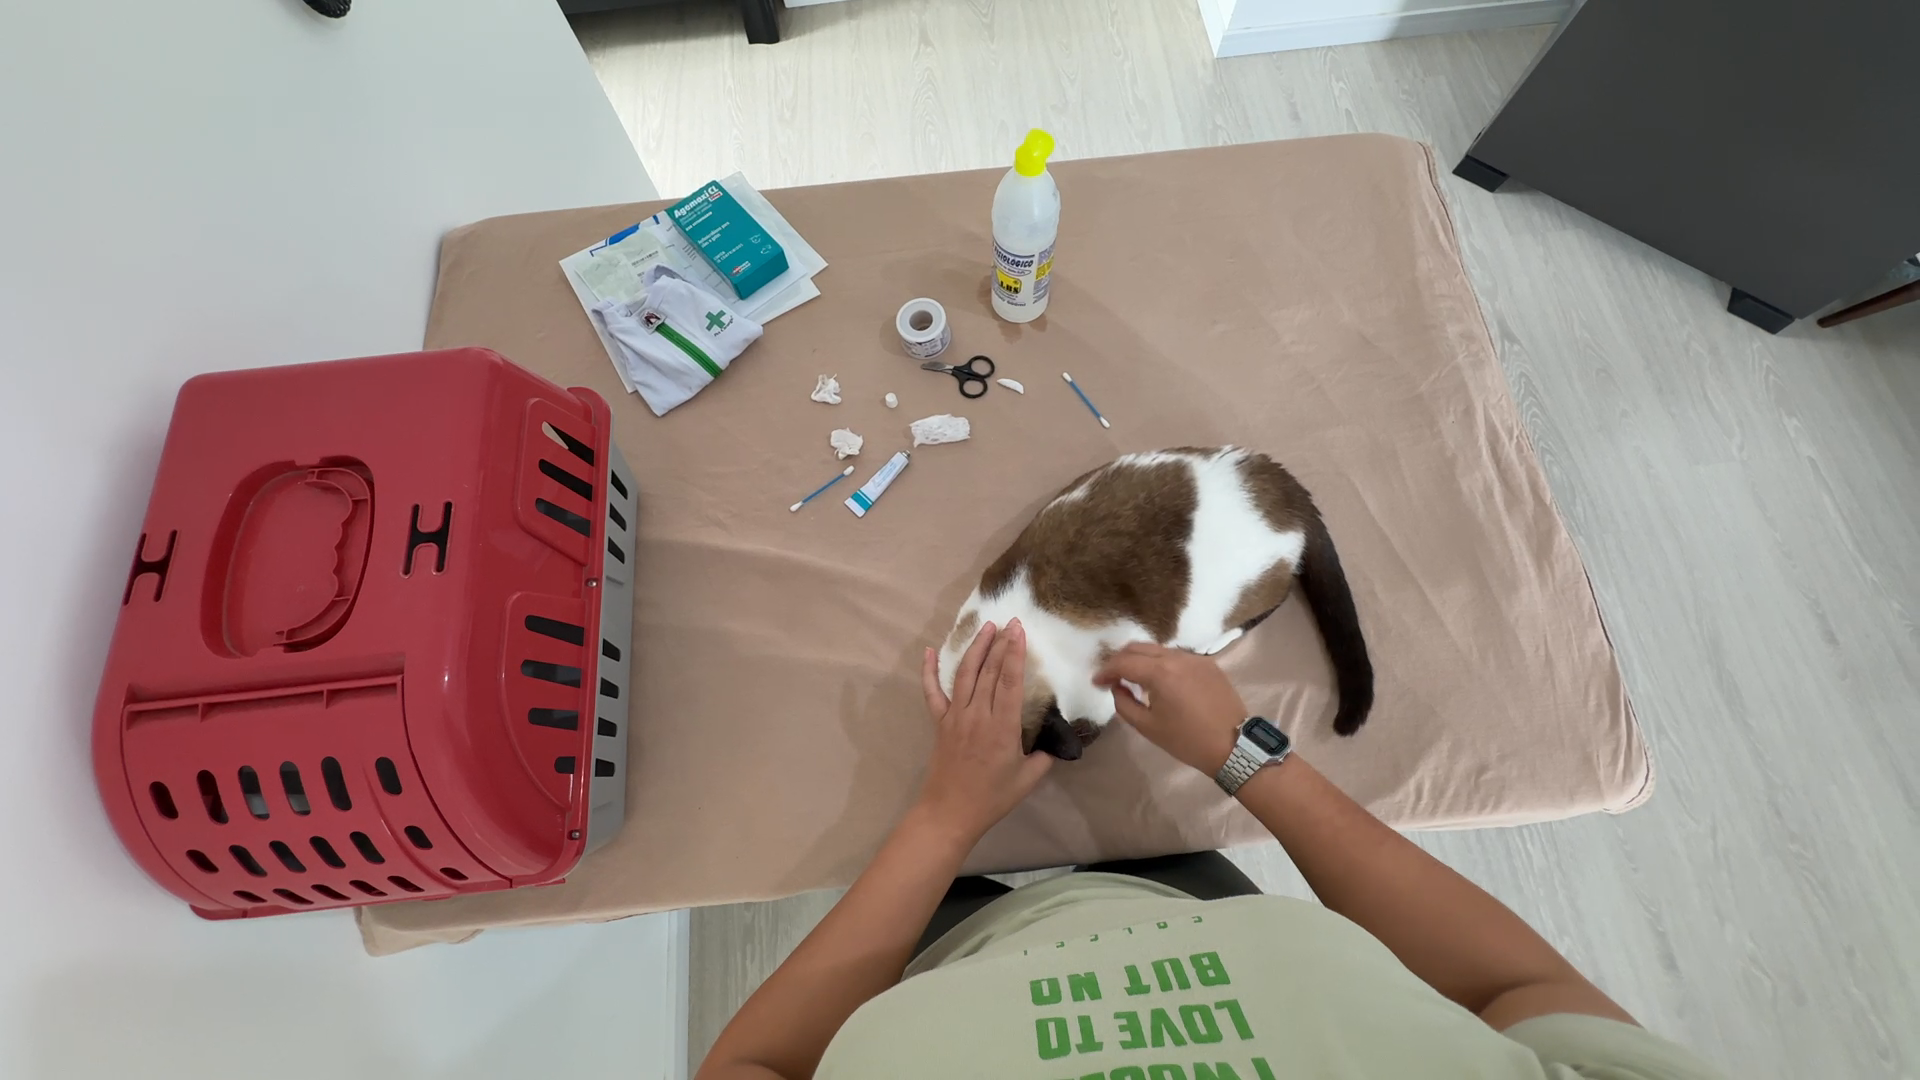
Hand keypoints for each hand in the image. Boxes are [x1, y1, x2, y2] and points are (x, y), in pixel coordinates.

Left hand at [914, 620, 1052, 846]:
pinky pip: (932, 692)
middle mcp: (977, 715)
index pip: (1009, 681)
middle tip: (1009, 621)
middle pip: (989, 671)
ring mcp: (955, 716)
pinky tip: (929, 651)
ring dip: (975, 648)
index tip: (1019, 631)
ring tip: (985, 627)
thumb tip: (1056, 740)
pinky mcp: (939, 722)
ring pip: (965, 674)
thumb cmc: (992, 798)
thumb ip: (1044, 756)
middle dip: (1000, 644)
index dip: (1015, 653)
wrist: (950, 812)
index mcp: (1002, 727)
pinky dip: (929, 671)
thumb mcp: (1028, 779)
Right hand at [1094, 643, 1246, 774]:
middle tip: (1112, 677)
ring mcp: (1195, 658)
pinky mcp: (1208, 663)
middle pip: (1138, 647)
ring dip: (1141, 660)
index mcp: (1160, 673)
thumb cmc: (1187, 741)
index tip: (1096, 682)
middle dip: (1120, 660)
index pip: (1123, 662)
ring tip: (1134, 678)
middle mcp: (1177, 657)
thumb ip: (1123, 703)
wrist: (1234, 747)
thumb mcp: (1147, 727)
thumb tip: (1117, 687)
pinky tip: (1161, 681)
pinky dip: (1162, 663)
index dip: (1106, 670)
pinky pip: (1177, 656)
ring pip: (1158, 649)